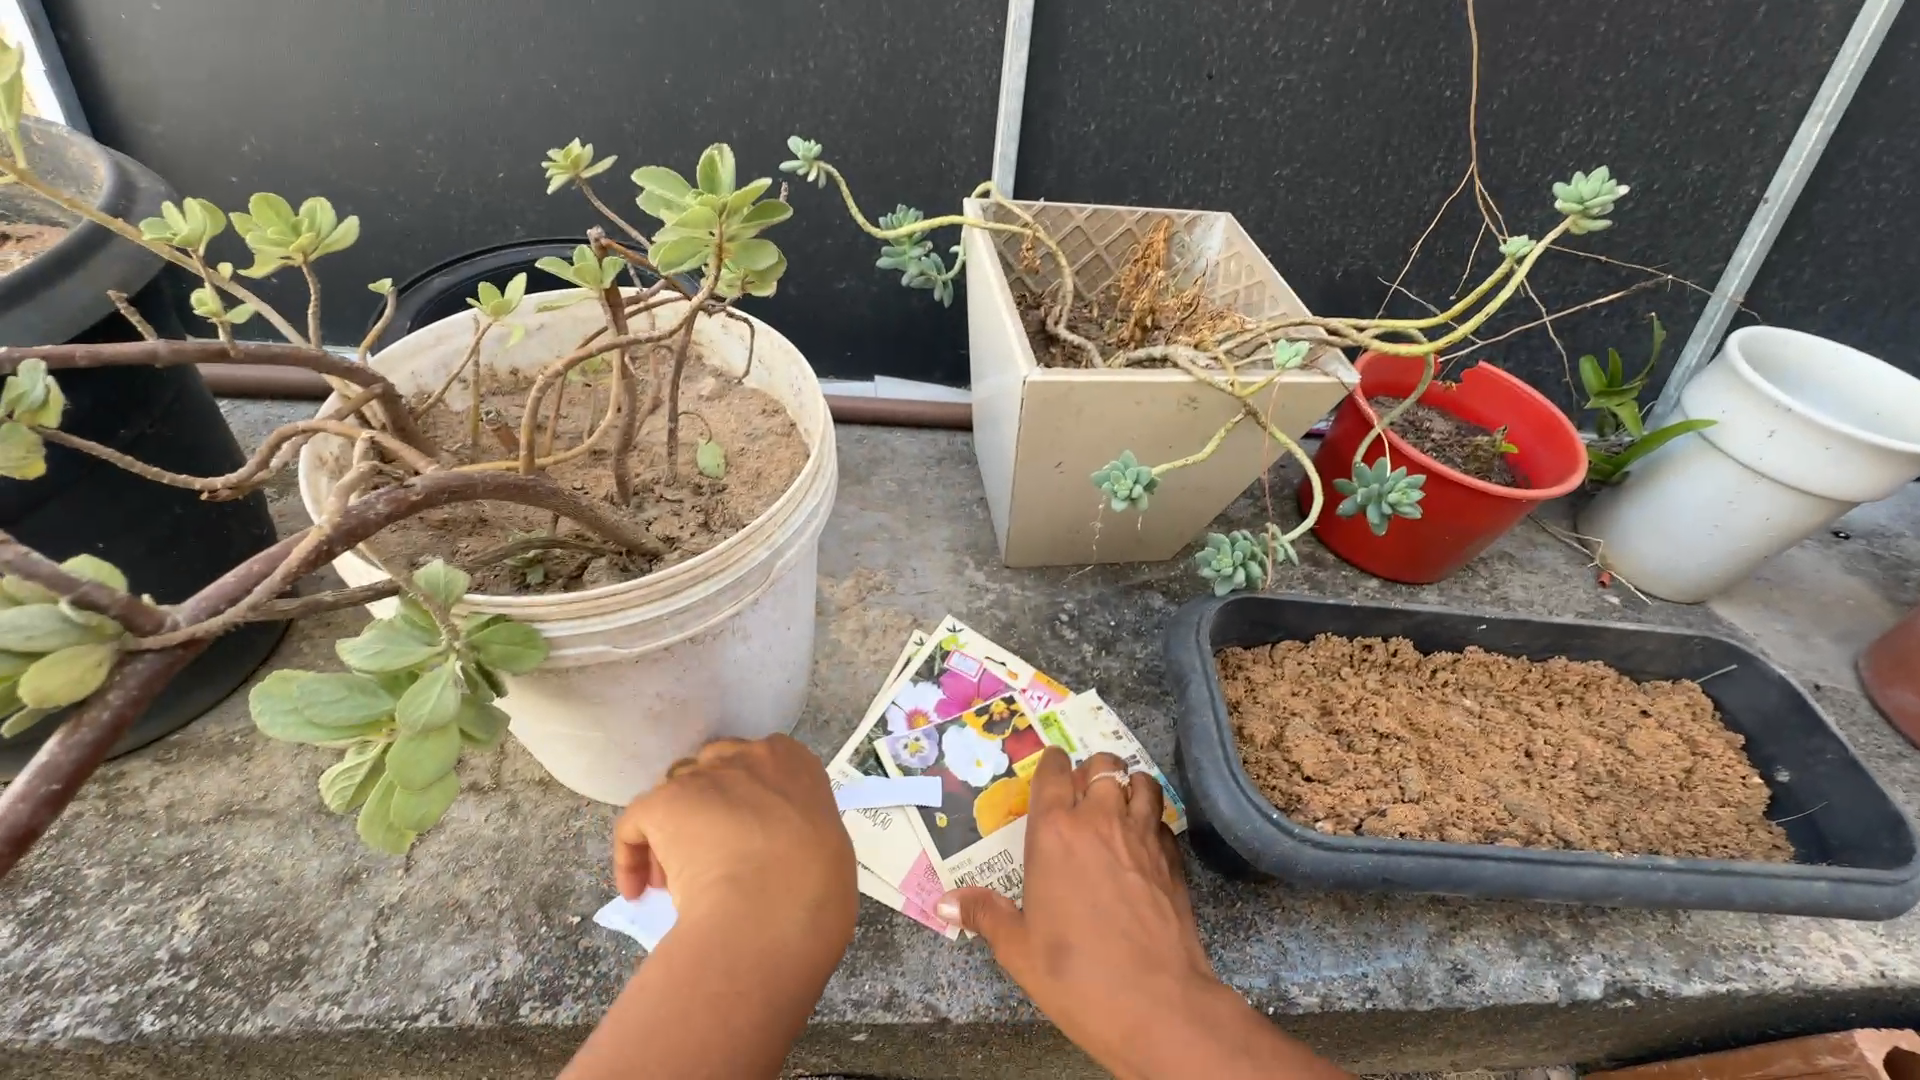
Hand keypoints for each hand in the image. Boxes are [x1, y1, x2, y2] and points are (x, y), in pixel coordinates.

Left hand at [567, 736, 857, 1079]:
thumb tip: (779, 849)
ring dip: (672, 829)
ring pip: (674, 794)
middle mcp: (747, 756)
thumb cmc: (818, 884)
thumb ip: (798, 829)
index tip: (744, 836)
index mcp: (793, 760)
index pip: (757, 764)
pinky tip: (639, 890)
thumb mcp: (826, 843)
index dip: (744, 801)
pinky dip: (632, 856)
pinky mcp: (664, 803)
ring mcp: (704, 776)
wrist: (779, 906)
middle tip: (708, 855)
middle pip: (711, 772)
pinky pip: (634, 824)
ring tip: (674, 879)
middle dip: (705, 807)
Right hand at [936, 749, 1211, 1058]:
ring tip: (1119, 801)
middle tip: (1083, 789)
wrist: (1157, 1004)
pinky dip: (1153, 821)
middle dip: (1092, 770)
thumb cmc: (1076, 975)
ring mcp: (1142, 836)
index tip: (1051, 766)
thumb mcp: (1018, 949)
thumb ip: (984, 914)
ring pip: (1140, 783)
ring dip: (1128, 784)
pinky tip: (1145, 842)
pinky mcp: (1173, 858)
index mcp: (1054, 832)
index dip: (1052, 763)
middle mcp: (1099, 821)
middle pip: (1101, 766)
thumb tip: (944, 901)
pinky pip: (1163, 821)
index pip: (1053, 772)